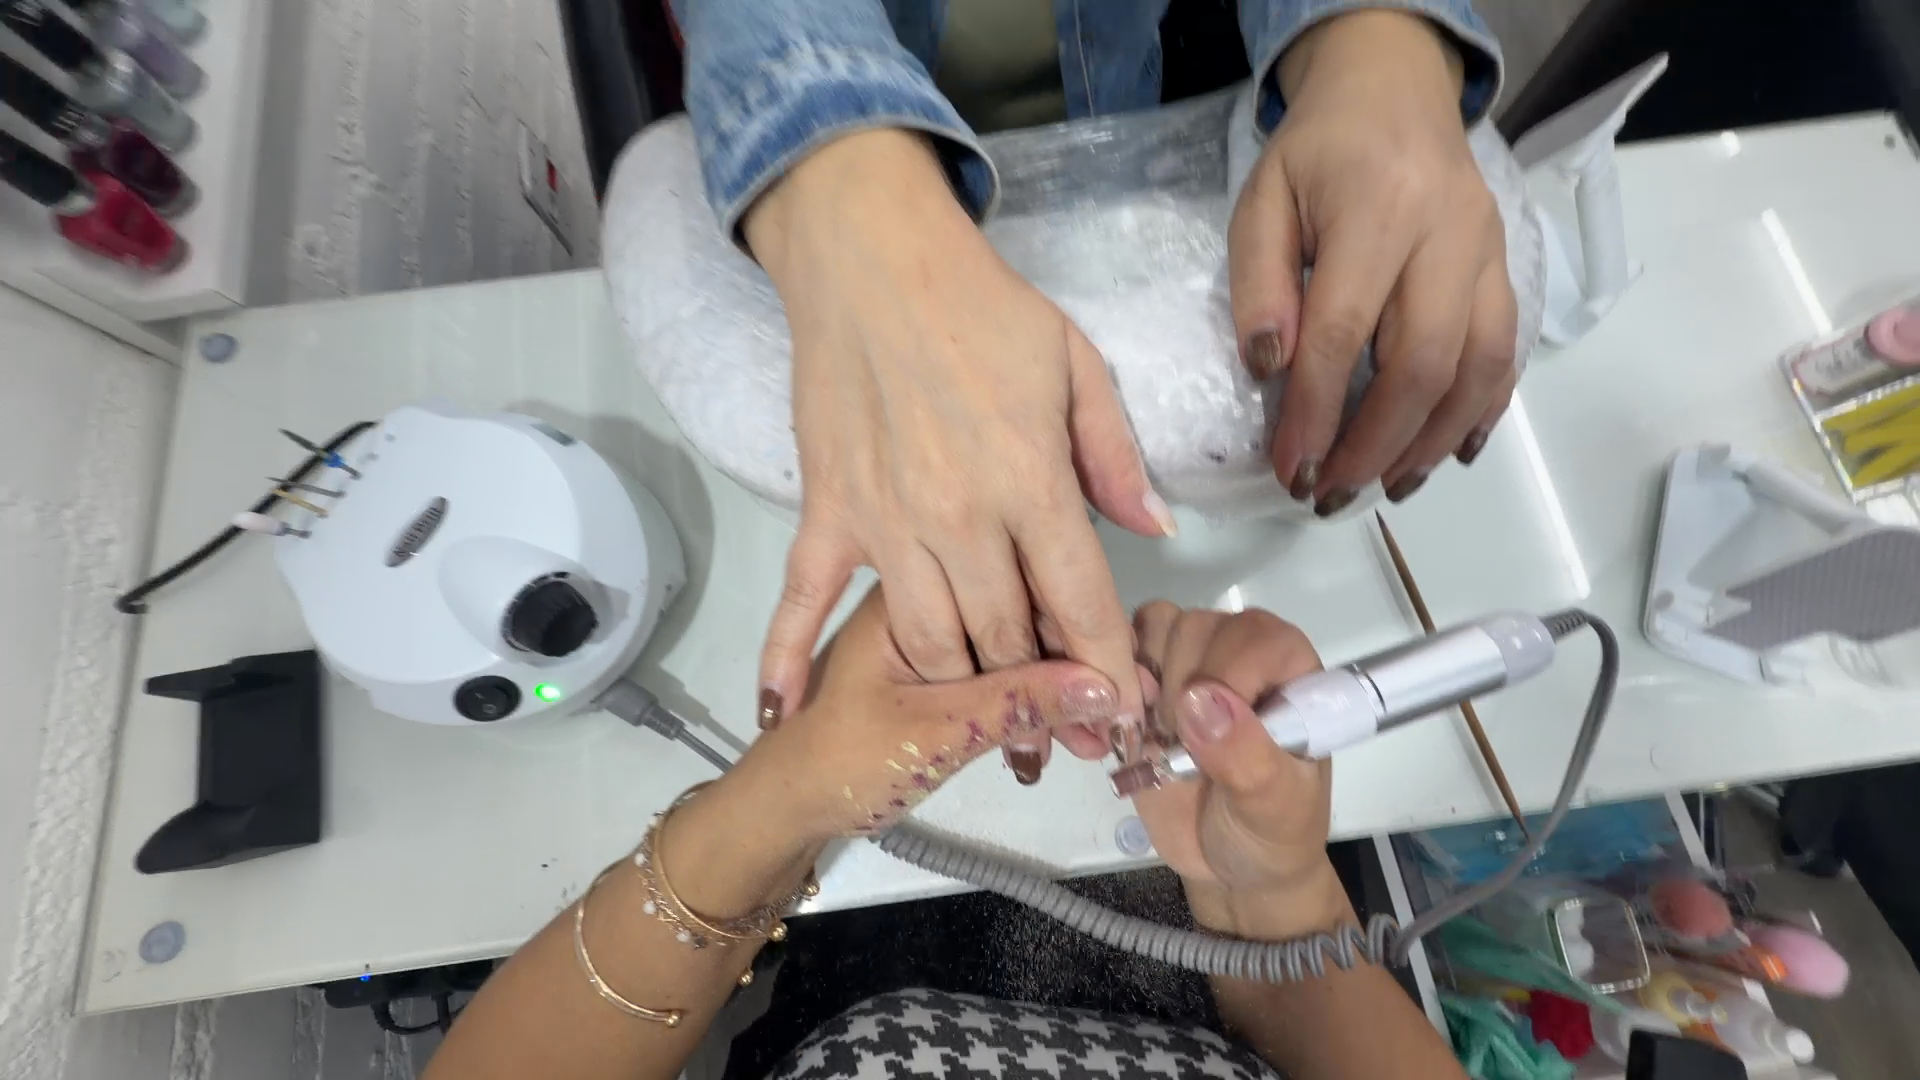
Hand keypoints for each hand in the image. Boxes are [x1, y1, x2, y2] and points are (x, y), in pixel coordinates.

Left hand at [711, 586, 1121, 851]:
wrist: (787, 805)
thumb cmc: (843, 761)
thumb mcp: (931, 733)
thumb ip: (1014, 704)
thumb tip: (1106, 689)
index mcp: (910, 591)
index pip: (1013, 589)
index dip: (1077, 635)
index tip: (1129, 682)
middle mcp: (927, 597)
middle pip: (1021, 618)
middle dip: (1077, 668)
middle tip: (1124, 719)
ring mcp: (934, 633)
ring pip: (1014, 649)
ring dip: (1058, 691)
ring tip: (1099, 739)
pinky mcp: (938, 670)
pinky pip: (997, 674)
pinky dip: (1031, 701)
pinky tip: (1067, 728)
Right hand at [744, 129, 1168, 778]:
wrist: (871, 259)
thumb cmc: (982, 307)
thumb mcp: (1077, 362)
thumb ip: (1115, 456)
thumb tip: (1157, 528)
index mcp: (1029, 481)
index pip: (1078, 602)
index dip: (1105, 670)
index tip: (1119, 719)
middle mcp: (958, 520)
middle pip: (1004, 640)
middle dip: (1042, 700)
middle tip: (1063, 742)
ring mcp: (882, 525)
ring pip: (926, 644)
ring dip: (960, 697)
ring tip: (986, 731)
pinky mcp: (826, 513)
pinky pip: (804, 599)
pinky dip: (788, 657)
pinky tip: (783, 711)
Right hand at [1128, 602, 1347, 934]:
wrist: (1225, 859)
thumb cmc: (1268, 832)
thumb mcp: (1273, 810)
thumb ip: (1247, 757)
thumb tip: (1202, 700)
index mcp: (1287, 669)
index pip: (1254, 636)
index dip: (1225, 678)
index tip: (1209, 737)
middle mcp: (1238, 649)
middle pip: (1193, 628)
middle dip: (1178, 693)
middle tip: (1184, 750)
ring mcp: (1187, 657)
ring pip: (1151, 632)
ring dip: (1143, 689)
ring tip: (1158, 738)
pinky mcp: (1145, 672)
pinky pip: (1119, 646)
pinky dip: (1111, 682)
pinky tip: (1127, 726)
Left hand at [1231, 11, 1517, 515]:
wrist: (1392, 93)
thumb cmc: (1314, 157)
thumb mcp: (1260, 206)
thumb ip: (1261, 285)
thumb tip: (1269, 368)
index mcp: (1378, 212)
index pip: (1344, 334)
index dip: (1316, 412)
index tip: (1291, 468)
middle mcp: (1450, 236)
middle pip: (1423, 362)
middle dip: (1375, 443)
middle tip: (1330, 494)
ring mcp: (1488, 254)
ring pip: (1478, 366)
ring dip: (1431, 441)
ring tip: (1385, 488)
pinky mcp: (1503, 269)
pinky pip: (1505, 352)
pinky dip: (1480, 411)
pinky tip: (1450, 453)